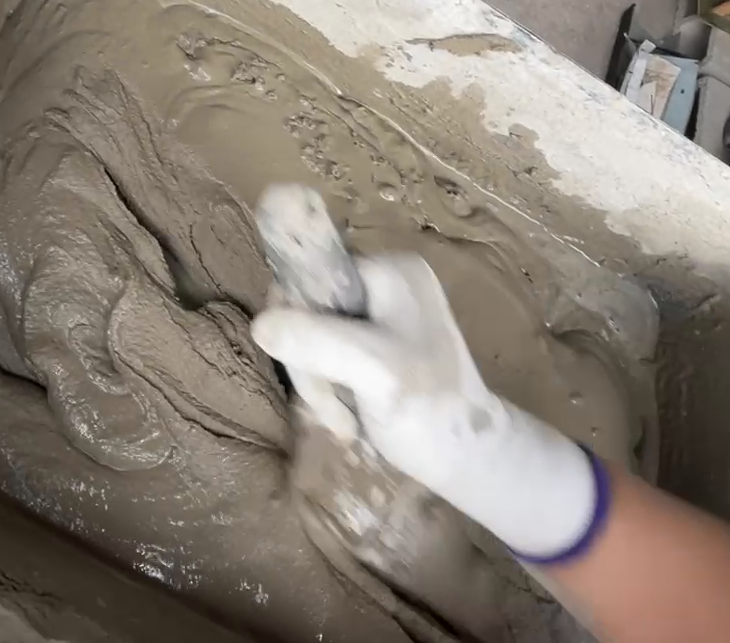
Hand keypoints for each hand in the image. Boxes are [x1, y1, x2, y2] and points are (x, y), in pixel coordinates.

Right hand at [251, 253, 606, 562]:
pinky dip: (325, 383)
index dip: (296, 316)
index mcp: (390, 269)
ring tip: (343, 418)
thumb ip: (319, 343)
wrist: (470, 461)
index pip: (312, 270)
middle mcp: (382, 277)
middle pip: (306, 302)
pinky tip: (346, 413)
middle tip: (331, 406)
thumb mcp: (375, 372)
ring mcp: (377, 308)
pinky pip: (321, 347)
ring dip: (315, 378)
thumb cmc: (432, 413)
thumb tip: (259, 325)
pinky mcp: (371, 337)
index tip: (309, 367)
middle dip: (307, 357)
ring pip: (308, 329)